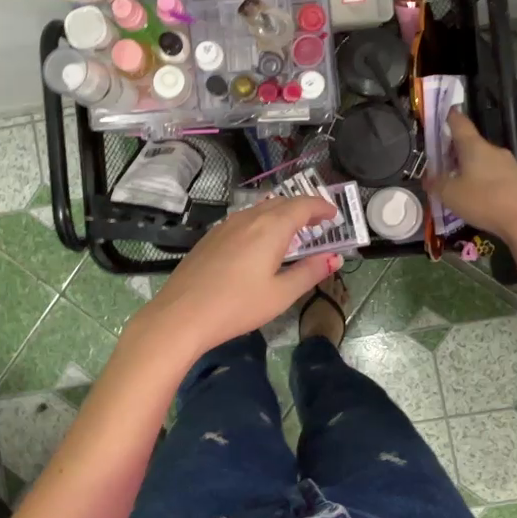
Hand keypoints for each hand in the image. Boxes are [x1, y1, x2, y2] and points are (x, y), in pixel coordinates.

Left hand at [130, 196, 343, 356]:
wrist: (181, 314)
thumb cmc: (237, 306)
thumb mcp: (280, 294)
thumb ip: (309, 272)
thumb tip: (334, 258)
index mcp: (270, 227)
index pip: (303, 205)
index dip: (321, 207)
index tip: (335, 215)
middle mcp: (248, 218)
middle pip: (281, 203)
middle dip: (303, 209)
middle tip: (319, 224)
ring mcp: (226, 225)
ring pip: (260, 210)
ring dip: (281, 215)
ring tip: (293, 233)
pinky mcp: (211, 237)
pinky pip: (243, 220)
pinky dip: (261, 223)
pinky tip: (260, 244)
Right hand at [425, 108, 516, 246]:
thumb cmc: (484, 200)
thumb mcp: (450, 194)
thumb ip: (436, 184)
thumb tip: (428, 178)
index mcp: (474, 146)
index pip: (459, 123)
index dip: (450, 117)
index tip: (444, 114)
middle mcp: (493, 150)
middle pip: (471, 144)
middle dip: (456, 152)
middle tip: (443, 165)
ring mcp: (510, 165)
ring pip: (485, 161)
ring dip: (471, 168)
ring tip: (460, 185)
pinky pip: (497, 176)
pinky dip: (485, 182)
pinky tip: (481, 199)